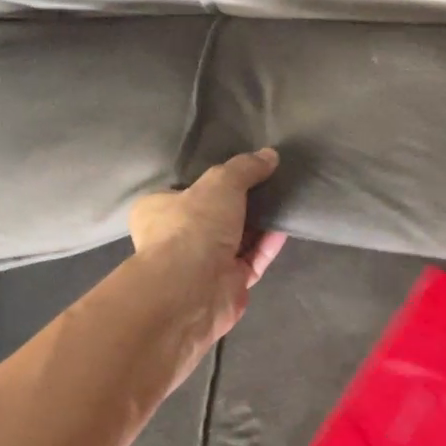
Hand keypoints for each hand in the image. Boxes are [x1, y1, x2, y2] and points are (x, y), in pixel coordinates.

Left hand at [128, 149, 286, 338]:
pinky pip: (253, 259)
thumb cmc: (193, 226)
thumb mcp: (220, 182)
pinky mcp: (228, 285)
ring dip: (259, 222)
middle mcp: (177, 237)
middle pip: (215, 214)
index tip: (239, 168)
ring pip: (236, 238)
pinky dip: (268, 244)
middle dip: (241, 202)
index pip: (184, 189)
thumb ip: (245, 167)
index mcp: (158, 209)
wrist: (192, 290)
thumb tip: (270, 155)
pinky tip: (286, 226)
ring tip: (285, 198)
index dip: (210, 179)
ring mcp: (203, 264)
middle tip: (269, 181)